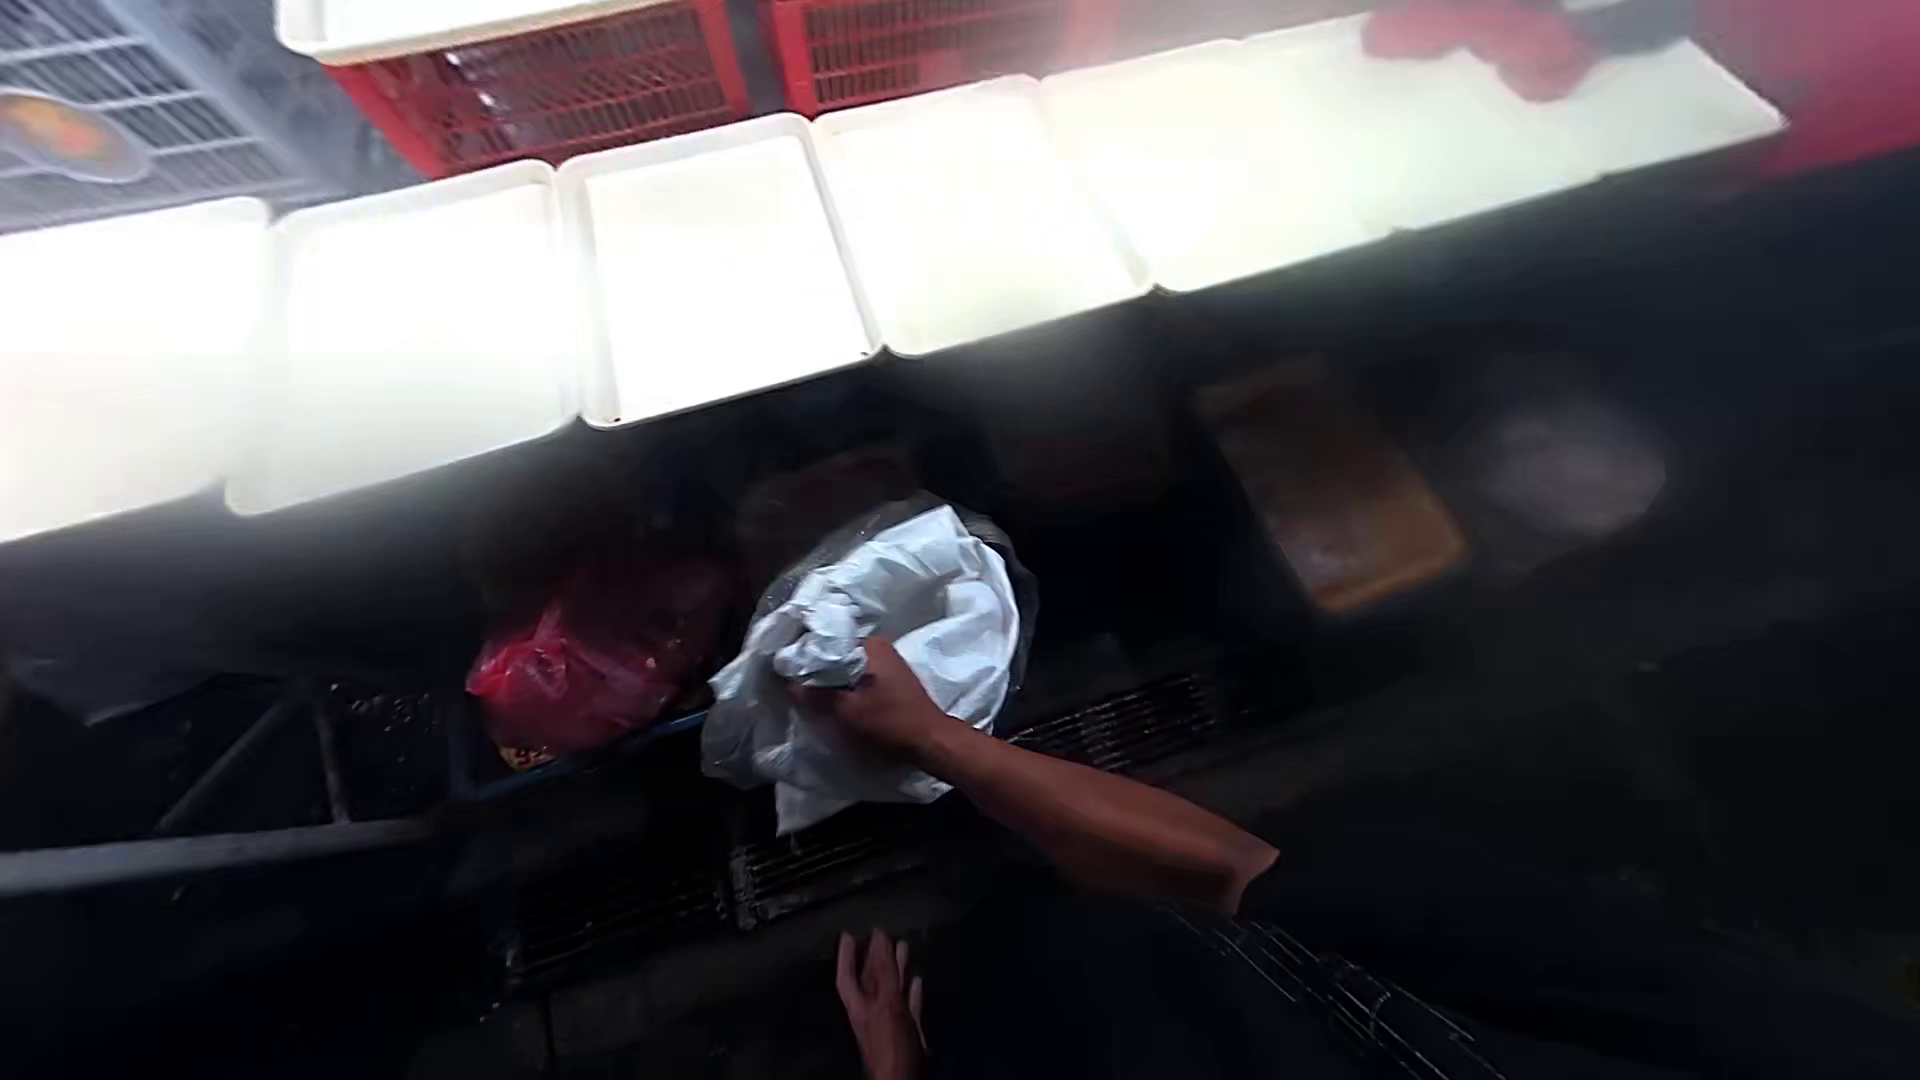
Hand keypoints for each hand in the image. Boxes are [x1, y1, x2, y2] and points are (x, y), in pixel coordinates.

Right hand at [791, 637, 956, 763]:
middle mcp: (880, 646)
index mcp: (870, 645)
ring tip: (812, 694)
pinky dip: (847, 685)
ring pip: (849, 666)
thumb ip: (815, 694)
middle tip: (796, 686)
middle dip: (819, 669)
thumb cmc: (889, 722)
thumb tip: (787, 680)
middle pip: (838, 654)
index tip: (787, 670)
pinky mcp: (892, 677)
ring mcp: (888, 660)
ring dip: (833, 680)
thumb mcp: (846, 711)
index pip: (827, 642)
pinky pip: (861, 675)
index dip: (805, 656)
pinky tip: (836, 700)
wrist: (930, 740)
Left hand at [836, 928, 923, 1079]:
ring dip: (896, 969)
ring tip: (902, 947)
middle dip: (876, 957)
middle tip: (880, 935)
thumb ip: (884, 970)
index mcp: (860, 1006)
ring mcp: (889, 1022)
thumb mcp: (887, 1002)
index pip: (847, 976)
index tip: (848, 935)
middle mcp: (872, 1012)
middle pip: (871, 979)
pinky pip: (907, 1005)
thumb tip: (879, 937)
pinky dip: (911, 991)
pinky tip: (917, 981)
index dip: (846, 956)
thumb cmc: (891, 1045)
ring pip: (890, 989)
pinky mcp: (906, 1031)